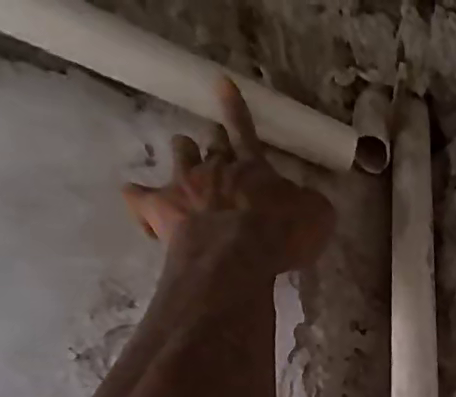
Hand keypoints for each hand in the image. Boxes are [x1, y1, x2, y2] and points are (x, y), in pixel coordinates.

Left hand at [122, 79, 335, 275]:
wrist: (239, 255)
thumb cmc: (281, 234)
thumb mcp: (317, 217)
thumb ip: (311, 205)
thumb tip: (311, 203)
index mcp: (252, 167)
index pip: (244, 130)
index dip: (235, 109)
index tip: (221, 83)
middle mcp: (215, 168)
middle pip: (209, 144)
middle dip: (211, 144)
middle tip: (213, 149)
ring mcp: (184, 186)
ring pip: (177, 155)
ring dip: (181, 159)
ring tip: (181, 172)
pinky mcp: (160, 209)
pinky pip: (138, 198)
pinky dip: (140, 202)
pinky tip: (141, 206)